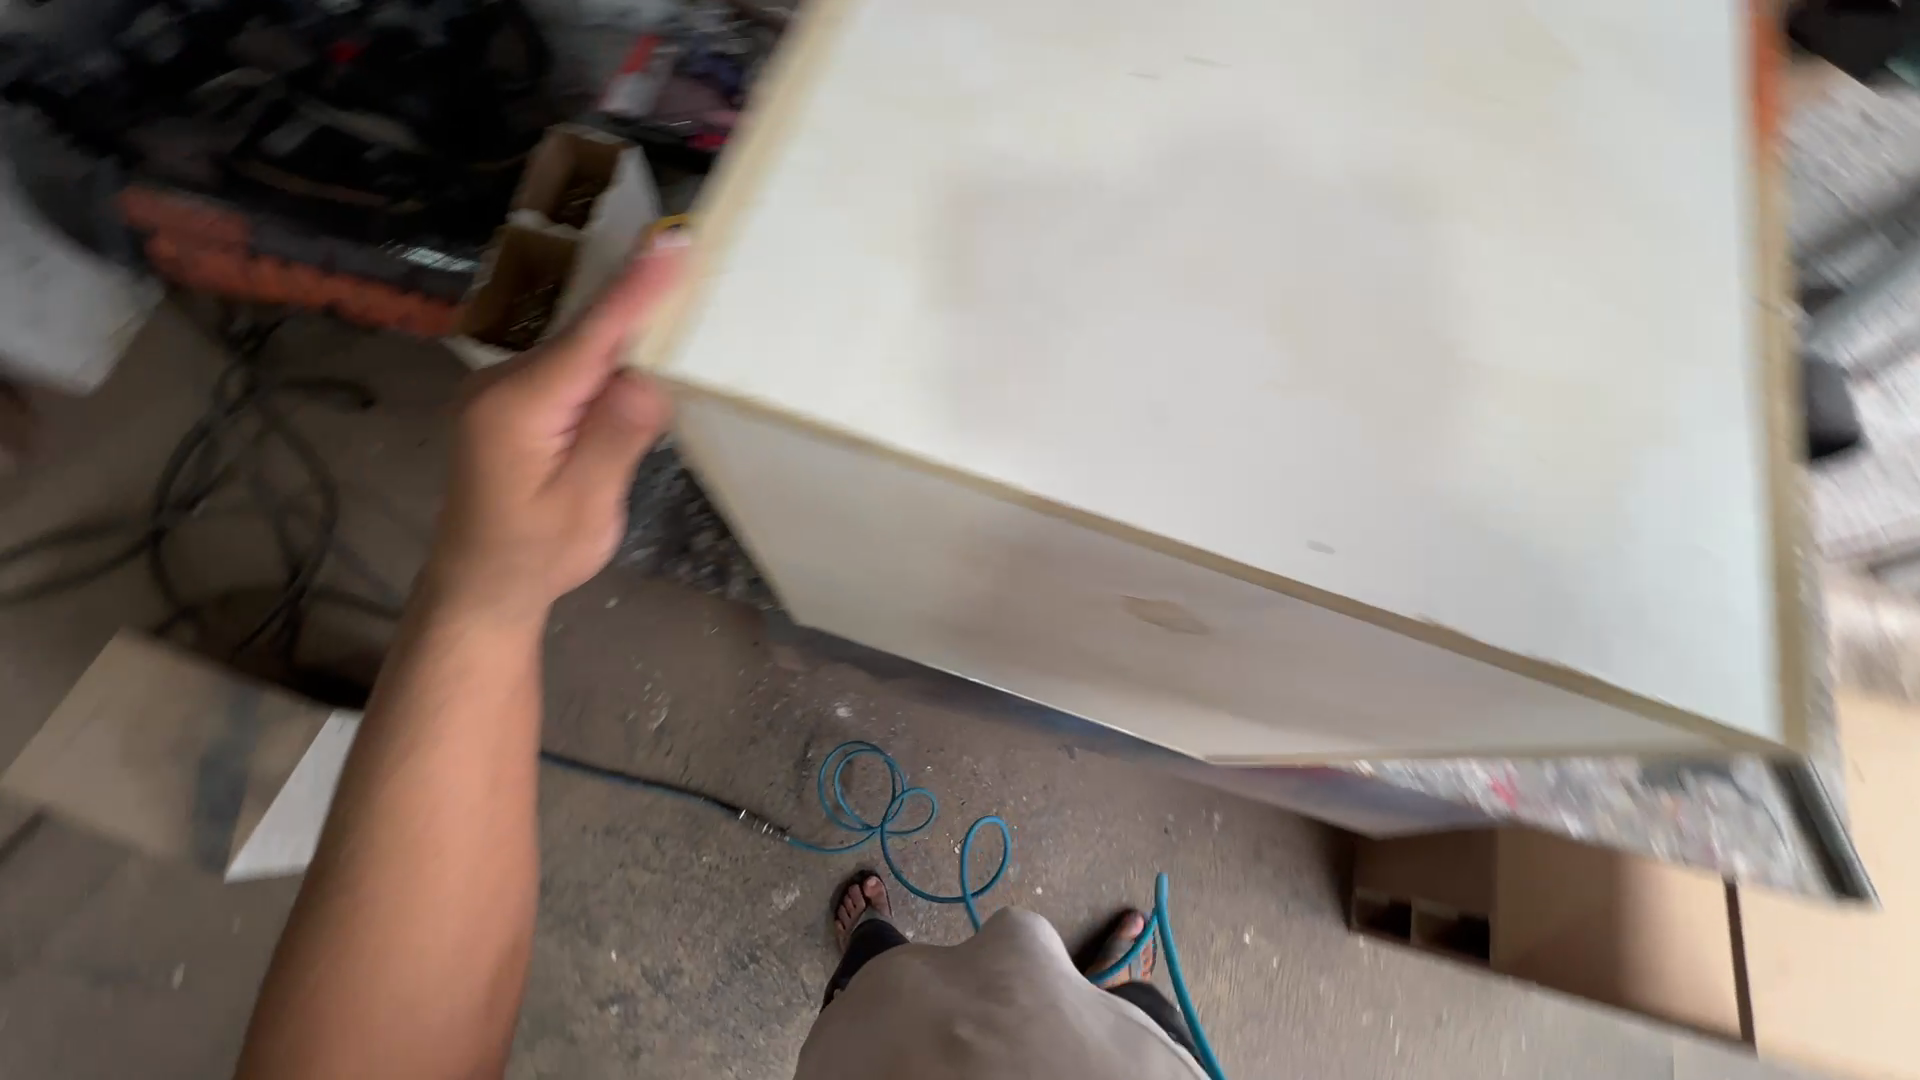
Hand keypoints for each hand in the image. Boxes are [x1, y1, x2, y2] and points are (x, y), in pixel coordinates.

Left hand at [426, 232, 684, 623]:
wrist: (483, 582)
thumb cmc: (536, 554)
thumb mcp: (583, 506)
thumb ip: (612, 440)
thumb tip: (648, 380)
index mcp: (518, 407)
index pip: (589, 340)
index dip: (635, 292)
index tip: (671, 246)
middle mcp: (503, 383)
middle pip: (586, 334)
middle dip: (639, 301)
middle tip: (690, 258)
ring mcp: (505, 389)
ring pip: (580, 349)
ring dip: (629, 330)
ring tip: (680, 301)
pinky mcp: (516, 401)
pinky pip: (571, 367)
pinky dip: (609, 357)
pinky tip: (640, 354)